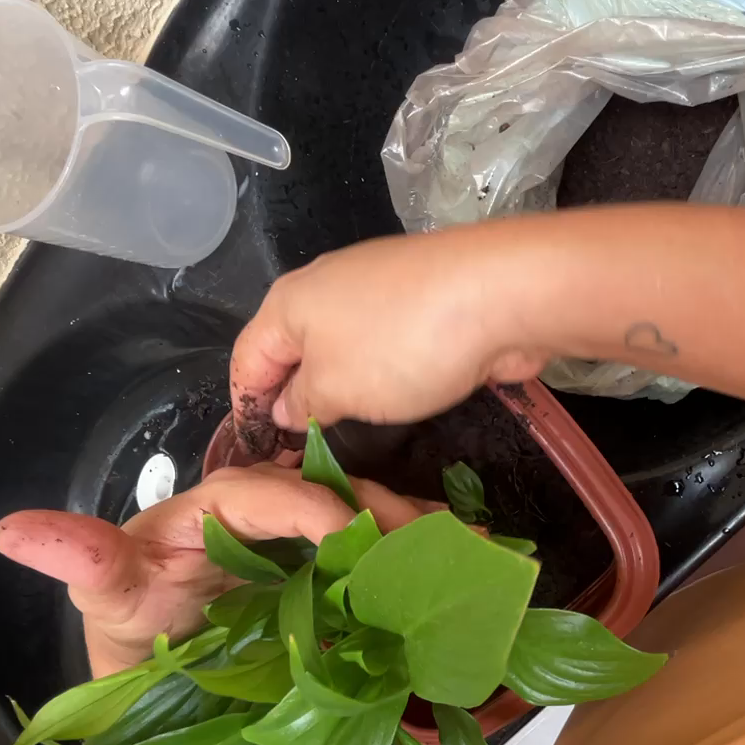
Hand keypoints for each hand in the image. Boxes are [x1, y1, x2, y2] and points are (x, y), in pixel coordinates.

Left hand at [0, 463, 441, 675]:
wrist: (180, 691)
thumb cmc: (141, 636)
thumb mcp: (113, 599)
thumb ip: (84, 562)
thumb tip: (10, 530)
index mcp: (217, 506)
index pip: (265, 492)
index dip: (309, 505)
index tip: (352, 533)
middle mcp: (268, 513)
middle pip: (329, 495)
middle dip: (382, 510)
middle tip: (431, 535)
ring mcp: (305, 542)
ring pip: (362, 518)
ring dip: (413, 529)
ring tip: (465, 546)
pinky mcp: (331, 569)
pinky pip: (376, 551)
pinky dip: (417, 553)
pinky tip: (461, 557)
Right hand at [230, 221, 562, 440]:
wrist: (499, 296)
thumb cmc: (399, 346)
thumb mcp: (336, 387)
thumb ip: (303, 403)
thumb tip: (284, 409)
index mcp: (289, 302)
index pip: (247, 358)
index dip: (245, 406)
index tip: (255, 451)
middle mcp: (328, 288)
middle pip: (293, 351)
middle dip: (291, 401)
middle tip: (298, 455)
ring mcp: (380, 293)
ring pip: (342, 351)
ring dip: (338, 392)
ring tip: (339, 439)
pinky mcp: (423, 304)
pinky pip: (385, 349)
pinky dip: (379, 379)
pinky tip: (389, 407)